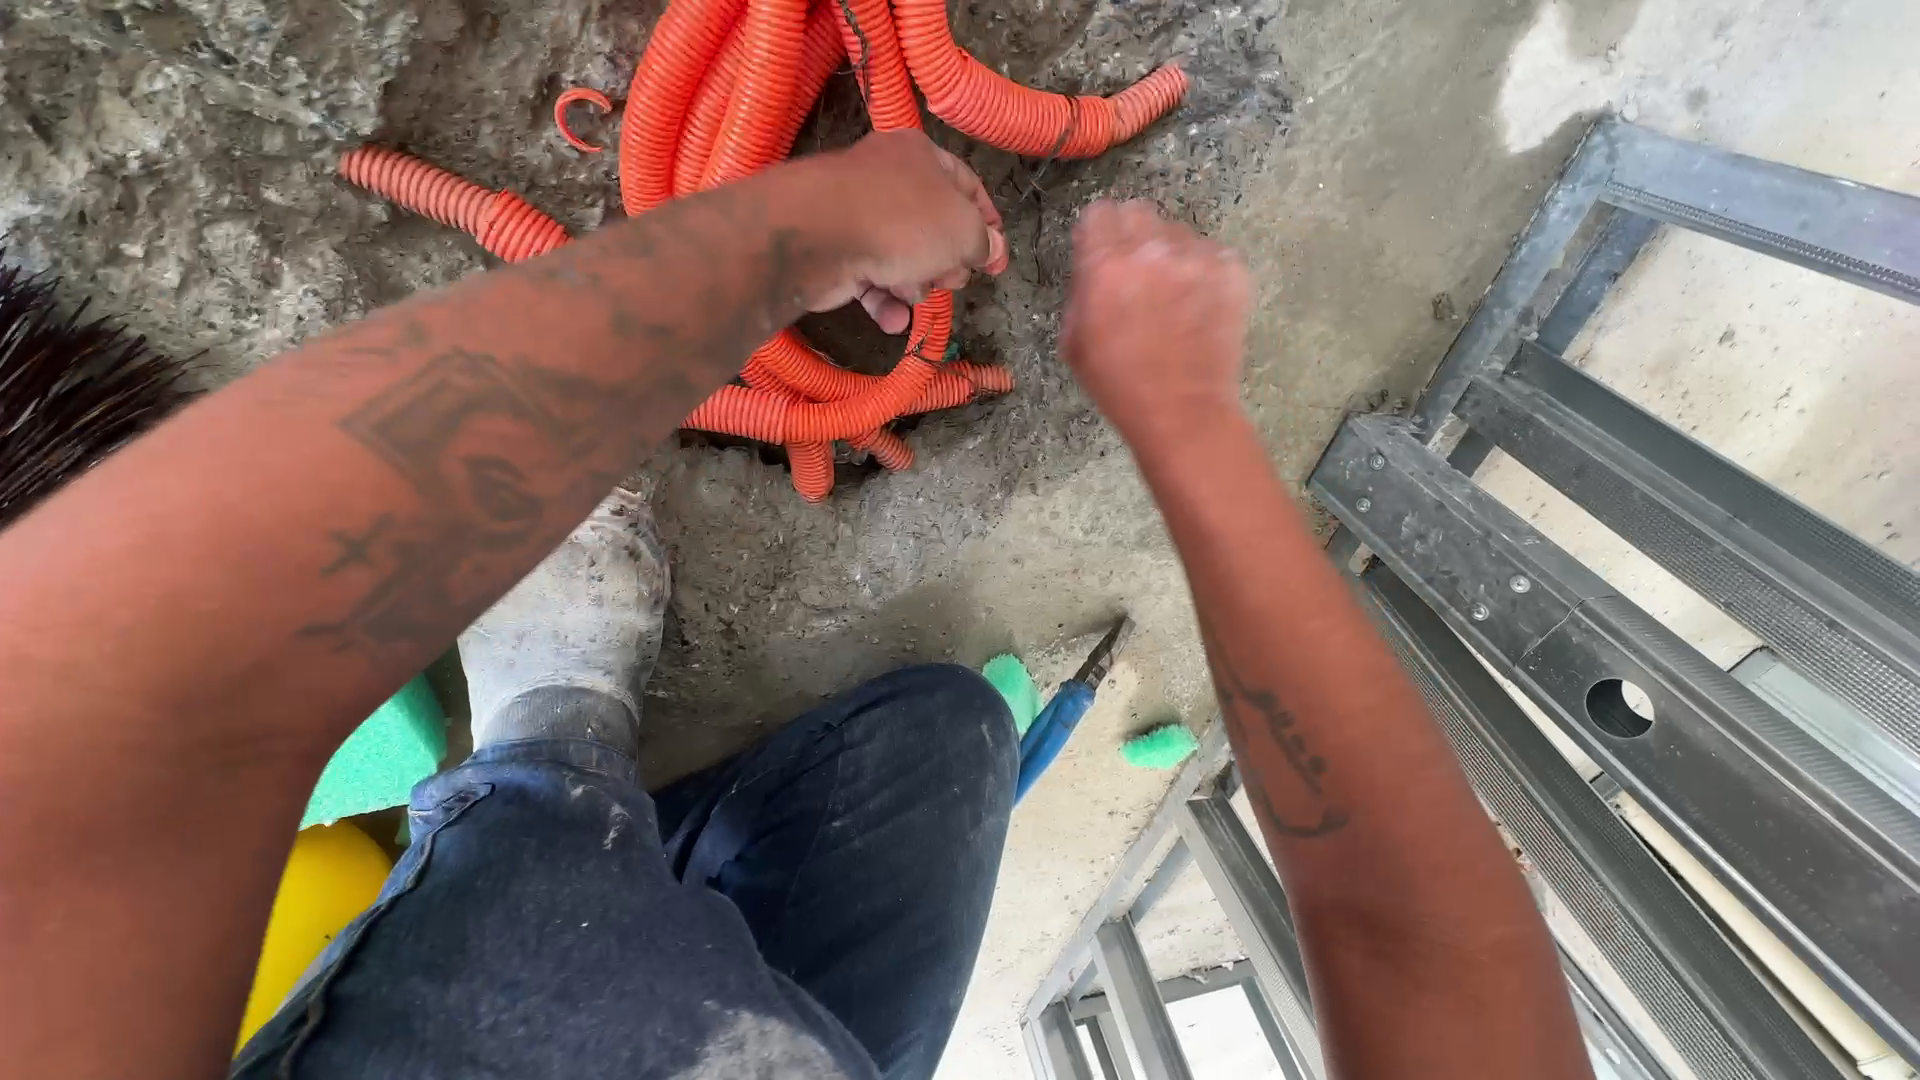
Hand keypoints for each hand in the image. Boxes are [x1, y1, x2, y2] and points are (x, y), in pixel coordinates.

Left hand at [804, 130, 1007, 333]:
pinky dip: (884, 301)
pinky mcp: (837, 252)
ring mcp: (859, 216)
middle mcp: (888, 180)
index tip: (998, 261)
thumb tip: (992, 251)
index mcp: (921, 156)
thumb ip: (983, 243)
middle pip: (934, 228)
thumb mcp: (962, 230)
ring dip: (915, 285)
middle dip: (947, 262)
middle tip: (949, 278)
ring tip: (913, 293)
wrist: (818, 236)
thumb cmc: (902, 222)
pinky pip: (871, 279)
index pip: (968, 186)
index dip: (989, 225)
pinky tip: (892, 318)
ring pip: (903, 257)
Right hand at [1061, 200, 1252, 444]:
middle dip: (1132, 237)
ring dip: (1169, 255)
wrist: (1182, 411)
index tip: (1102, 256)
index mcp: (1105, 265)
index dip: (1098, 235)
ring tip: (1171, 298)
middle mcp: (1151, 249)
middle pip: (1138, 211)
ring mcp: (1196, 256)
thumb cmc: (1119, 384)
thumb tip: (1092, 267)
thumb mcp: (1073, 341)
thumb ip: (1081, 290)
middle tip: (1136, 275)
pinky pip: (1210, 253)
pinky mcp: (1231, 269)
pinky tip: (1197, 307)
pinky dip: (1202, 273)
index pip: (1099, 212)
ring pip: (1176, 232)